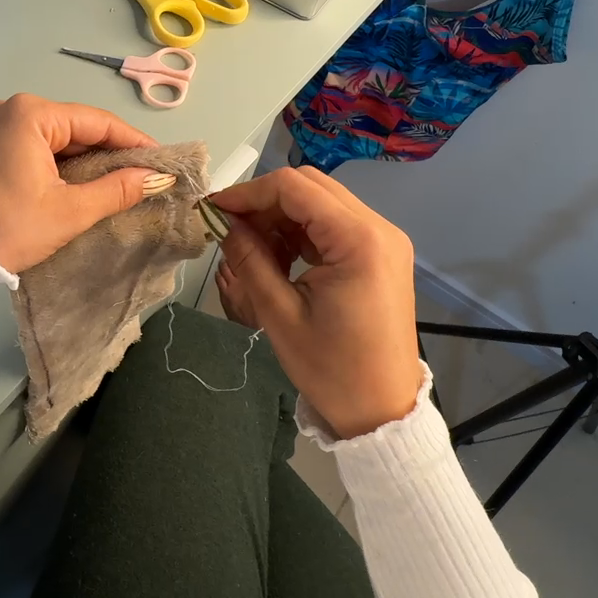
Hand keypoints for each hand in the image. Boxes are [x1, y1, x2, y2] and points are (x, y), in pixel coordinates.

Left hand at [0, 94, 168, 273]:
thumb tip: (157, 177)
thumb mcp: (70, 211)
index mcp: (29, 114)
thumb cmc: (10, 229)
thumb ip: (117, 189)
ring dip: (87, 158)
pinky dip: (61, 161)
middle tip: (146, 173)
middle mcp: (10, 108)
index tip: (163, 159)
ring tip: (123, 179)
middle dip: (110, 151)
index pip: (96, 121)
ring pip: (57, 137)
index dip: (133, 141)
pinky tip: (85, 179)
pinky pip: (37, 145)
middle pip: (76, 126)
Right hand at [211, 167, 421, 438]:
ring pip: (320, 200)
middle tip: (228, 226)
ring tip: (250, 245)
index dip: (248, 193)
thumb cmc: (332, 369)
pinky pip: (332, 222)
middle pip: (309, 186)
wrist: (384, 411)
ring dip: (280, 215)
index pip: (294, 188)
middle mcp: (378, 228)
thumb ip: (249, 258)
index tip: (213, 210)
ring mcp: (383, 239)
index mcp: (359, 240)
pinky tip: (278, 254)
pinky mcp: (380, 253)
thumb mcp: (278, 314)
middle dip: (263, 201)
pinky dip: (300, 229)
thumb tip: (222, 221)